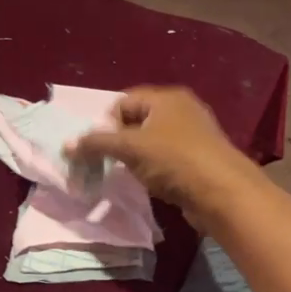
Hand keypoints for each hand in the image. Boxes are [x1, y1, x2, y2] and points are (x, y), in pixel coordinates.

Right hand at [69, 85, 260, 222]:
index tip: (102, 147)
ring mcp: (193, 135)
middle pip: (137, 121)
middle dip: (120, 141)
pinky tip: (153, 183)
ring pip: (151, 142)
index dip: (107, 123)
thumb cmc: (174, 160)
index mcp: (166, 98)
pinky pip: (166, 158)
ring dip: (136, 158)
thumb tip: (67, 145)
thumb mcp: (129, 148)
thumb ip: (96, 144)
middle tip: (112, 162)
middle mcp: (181, 110)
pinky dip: (154, 169)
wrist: (223, 193)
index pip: (124, 102)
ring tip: (131, 174)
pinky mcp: (199, 159)